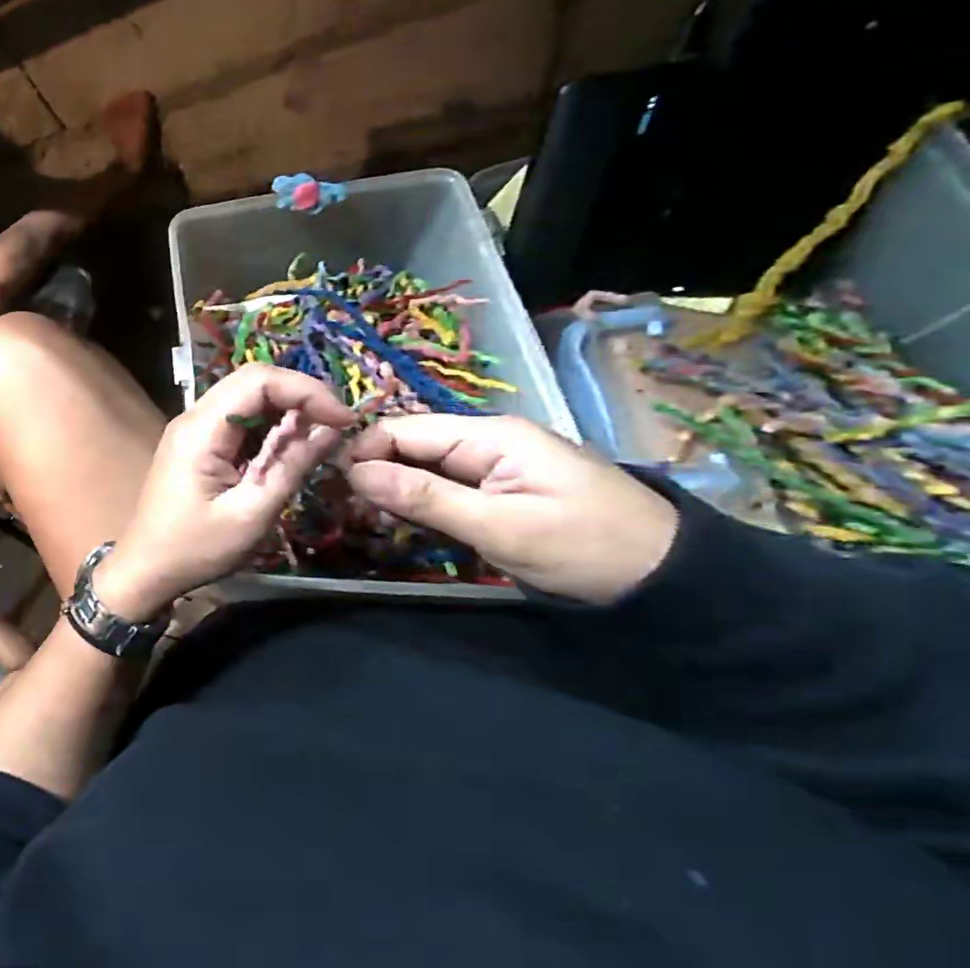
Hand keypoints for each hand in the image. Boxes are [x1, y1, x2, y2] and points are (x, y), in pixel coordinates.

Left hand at [98, 364, 354, 618]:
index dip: (306, 390)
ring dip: (287, 411)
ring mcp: (192, 429)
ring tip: (322, 437)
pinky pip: (237, 420)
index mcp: (200, 429)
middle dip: (300, 396)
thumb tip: (331, 429)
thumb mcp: (251, 514)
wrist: (147, 568)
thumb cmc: (195, 548)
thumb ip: (290, 467)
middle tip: (338, 427)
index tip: (344, 420)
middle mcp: (193, 418)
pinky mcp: (196, 444)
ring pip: (246, 399)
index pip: (257, 380)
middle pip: (252, 382)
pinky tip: (290, 449)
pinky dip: (269, 427)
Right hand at [345, 415, 678, 603]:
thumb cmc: (586, 549)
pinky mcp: (501, 486)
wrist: (673, 580)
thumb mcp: (500, 527)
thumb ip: (424, 497)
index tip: (335, 488)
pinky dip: (419, 499)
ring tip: (368, 518)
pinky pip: (444, 483)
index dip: (363, 452)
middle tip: (347, 510)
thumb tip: (355, 472)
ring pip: (423, 465)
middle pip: (410, 444)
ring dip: (393, 487)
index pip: (403, 429)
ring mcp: (496, 463)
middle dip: (374, 471)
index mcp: (489, 435)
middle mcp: (488, 439)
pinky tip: (403, 520)